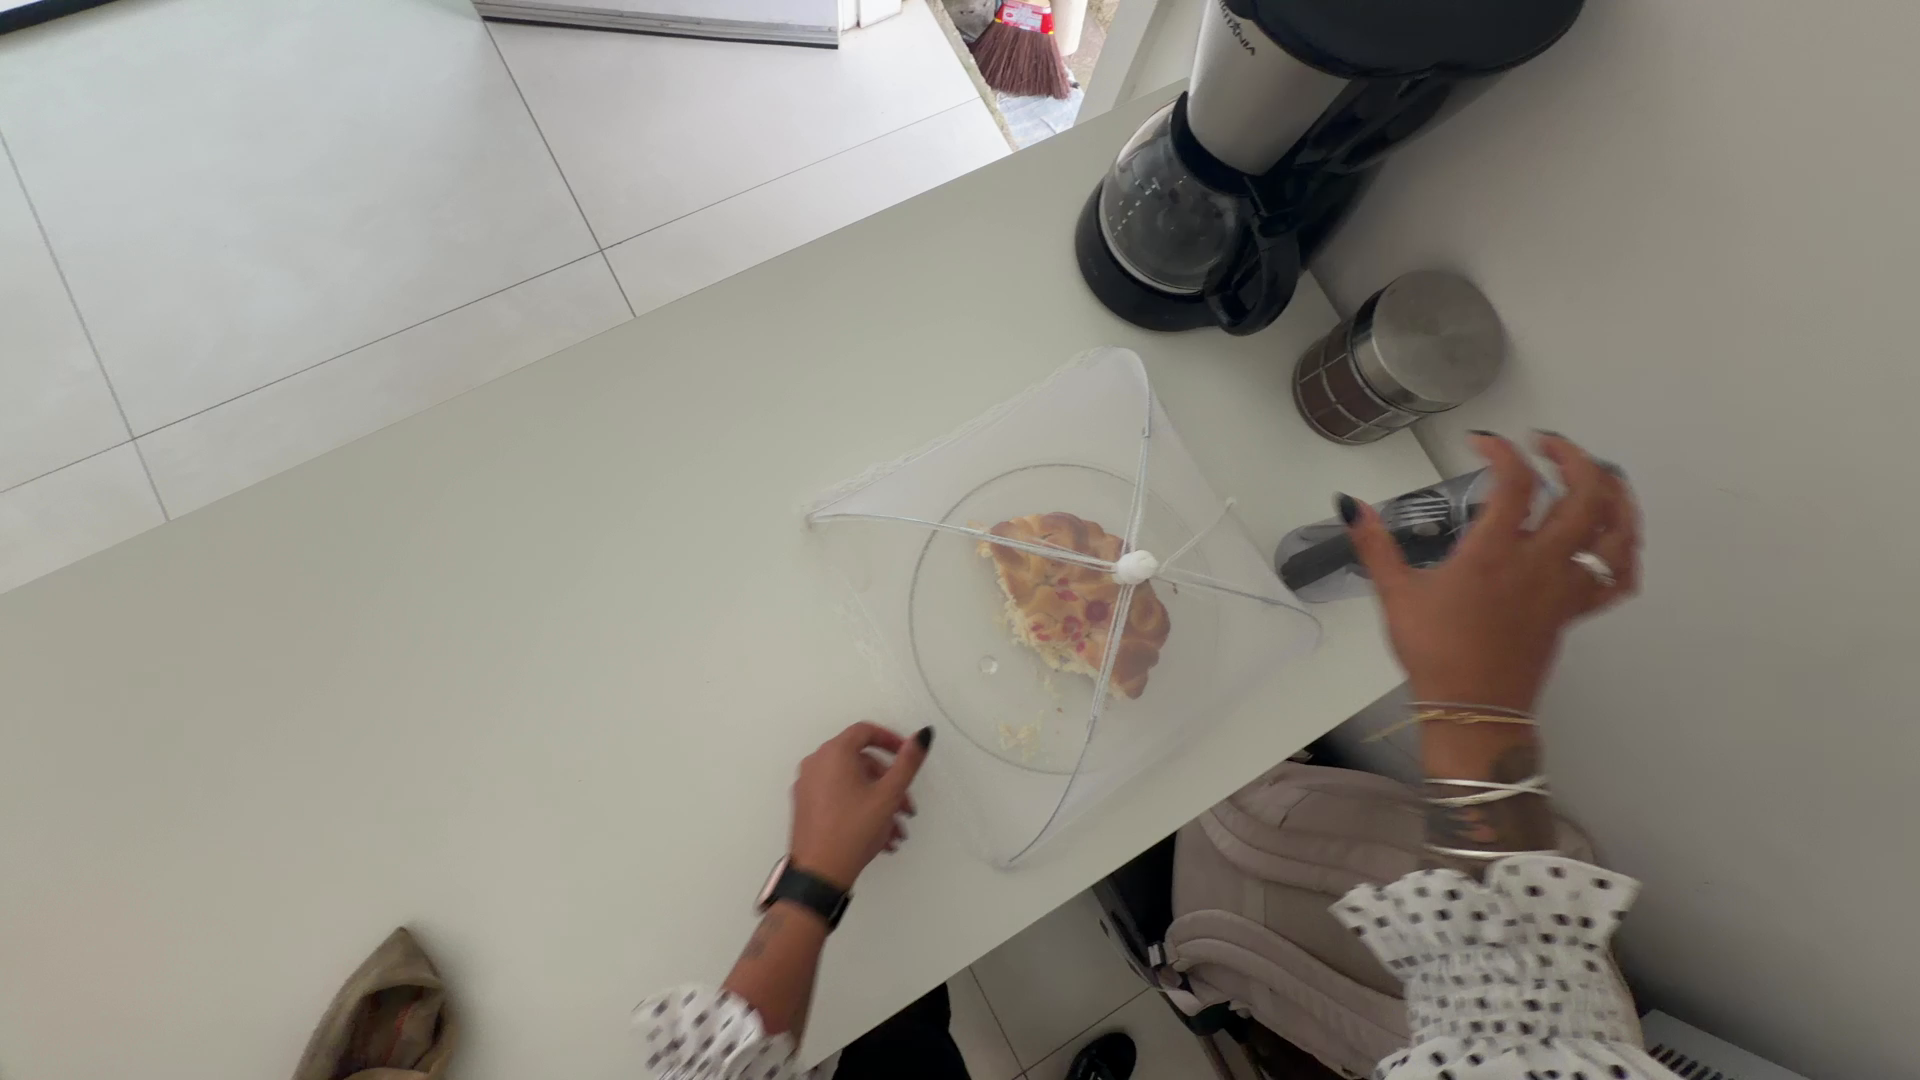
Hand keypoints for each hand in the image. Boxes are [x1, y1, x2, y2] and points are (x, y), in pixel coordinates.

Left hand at [788, 722, 930, 889]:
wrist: (818, 875)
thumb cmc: (853, 830)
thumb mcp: (888, 795)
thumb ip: (908, 762)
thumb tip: (923, 734)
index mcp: (833, 753)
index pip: (865, 732)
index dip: (891, 740)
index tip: (907, 755)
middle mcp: (816, 763)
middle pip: (861, 762)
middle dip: (890, 784)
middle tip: (907, 809)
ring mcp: (808, 786)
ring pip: (852, 784)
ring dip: (879, 803)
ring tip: (897, 832)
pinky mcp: (805, 806)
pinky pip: (839, 797)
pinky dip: (860, 809)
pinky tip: (880, 838)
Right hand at [1342, 432, 1640, 713]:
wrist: (1471, 705)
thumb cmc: (1432, 648)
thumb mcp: (1394, 592)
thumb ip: (1374, 544)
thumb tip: (1350, 505)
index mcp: (1493, 553)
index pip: (1514, 484)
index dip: (1502, 453)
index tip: (1482, 443)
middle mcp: (1540, 562)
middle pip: (1584, 494)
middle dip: (1570, 457)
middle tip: (1544, 444)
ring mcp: (1566, 586)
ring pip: (1615, 529)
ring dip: (1612, 492)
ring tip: (1594, 474)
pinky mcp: (1576, 610)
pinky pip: (1620, 576)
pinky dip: (1624, 549)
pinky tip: (1611, 536)